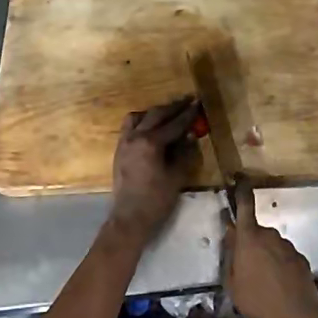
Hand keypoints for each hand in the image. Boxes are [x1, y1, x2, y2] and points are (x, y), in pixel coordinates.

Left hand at [107, 98, 199, 247]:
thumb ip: (184, 153)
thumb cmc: (157, 200)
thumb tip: (190, 136)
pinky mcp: (119, 149)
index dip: (188, 113)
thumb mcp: (176, 177)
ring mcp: (124, 142)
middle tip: (187, 100)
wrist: (130, 217)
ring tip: (168, 112)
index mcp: (150, 143)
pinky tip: (150, 127)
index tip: (198, 102)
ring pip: (138, 117)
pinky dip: (141, 121)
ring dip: (154, 112)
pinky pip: (129, 127)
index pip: (173, 124)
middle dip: (172, 107)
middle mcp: (135, 137)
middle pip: (156, 115)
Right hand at [225, 182, 317, 317]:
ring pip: (271, 245)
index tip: (239, 178)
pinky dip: (280, 265)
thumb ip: (230, 254)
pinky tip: (279, 285)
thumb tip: (230, 234)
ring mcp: (289, 247)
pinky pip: (285, 257)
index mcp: (249, 237)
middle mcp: (270, 236)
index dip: (242, 189)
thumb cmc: (257, 300)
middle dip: (250, 241)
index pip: (245, 205)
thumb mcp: (232, 281)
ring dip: (266, 255)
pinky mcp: (302, 261)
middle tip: (245, 264)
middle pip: (256, 231)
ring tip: (263, 280)